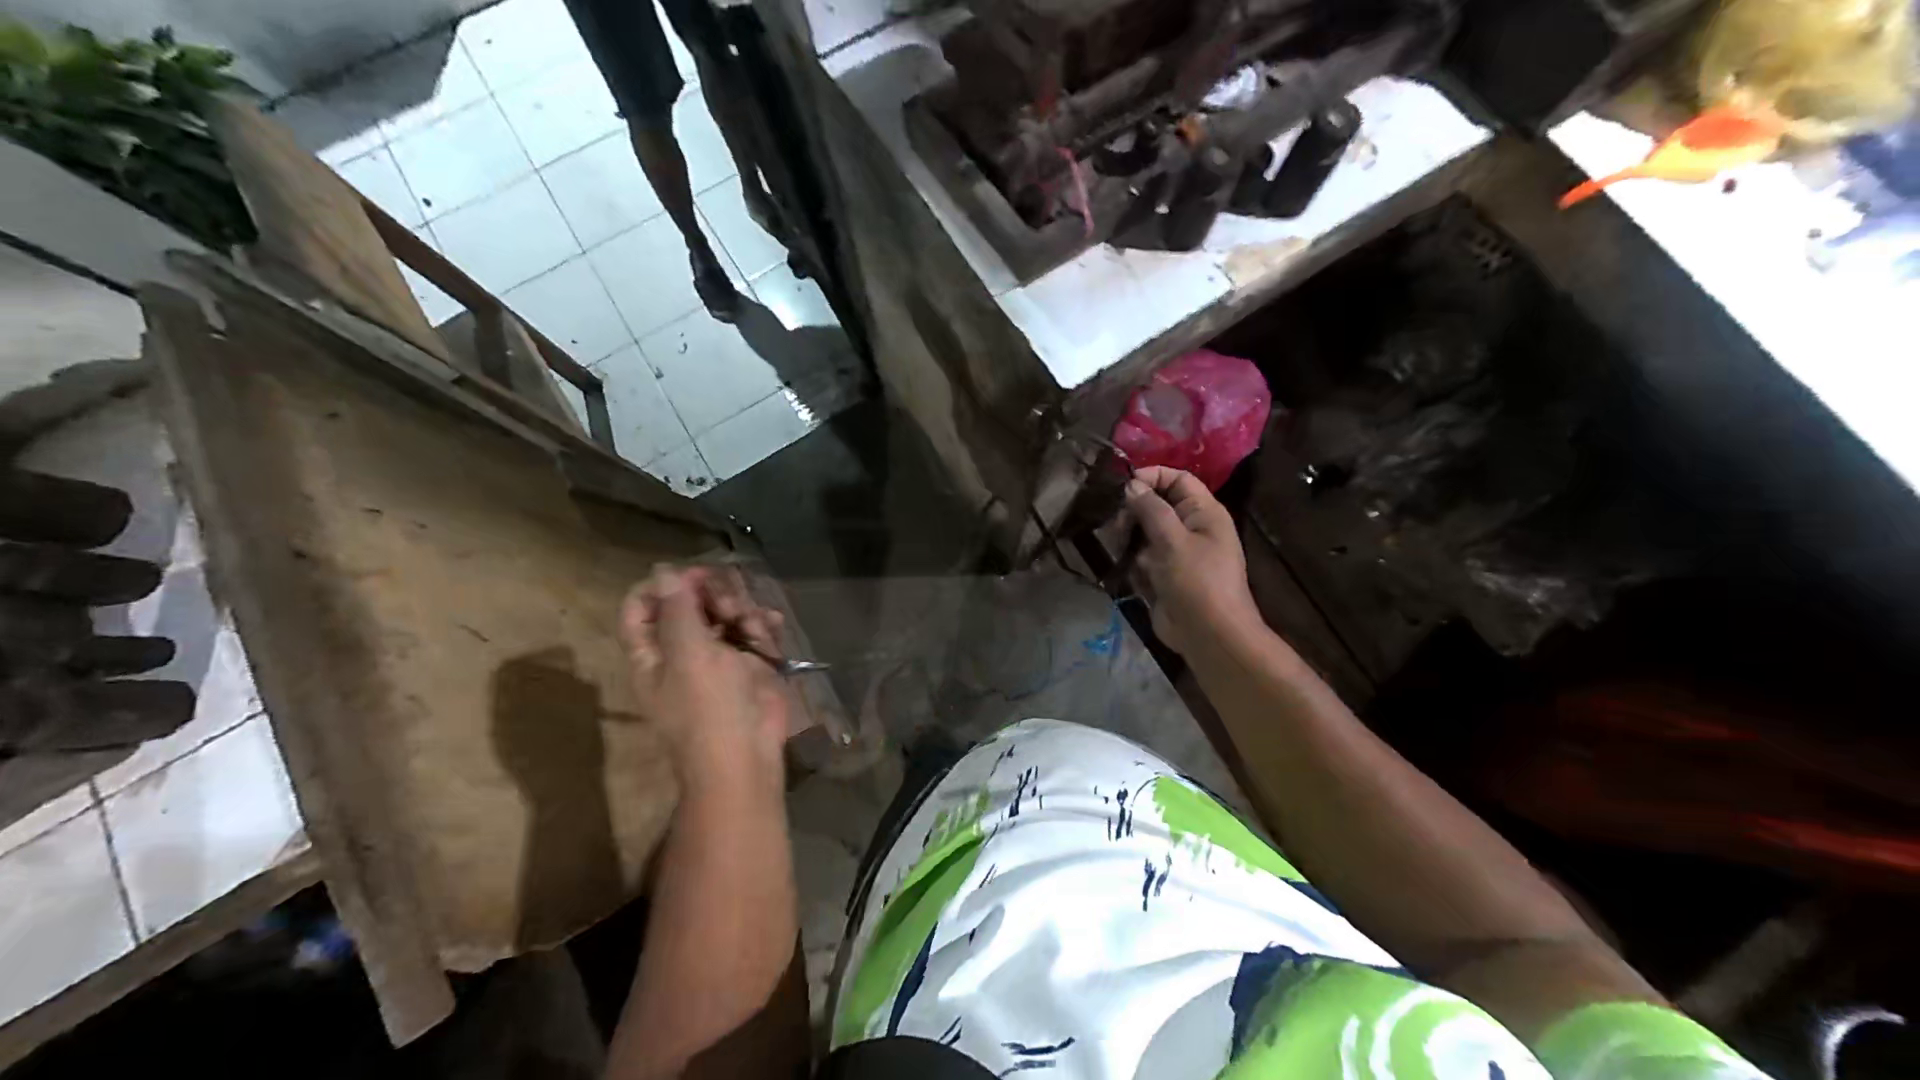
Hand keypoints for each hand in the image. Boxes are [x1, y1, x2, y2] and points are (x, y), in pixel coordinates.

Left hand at [620, 564, 788, 788]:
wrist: (747, 754)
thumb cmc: (709, 707)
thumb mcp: (688, 653)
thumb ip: (677, 609)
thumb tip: (663, 570)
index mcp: (652, 654)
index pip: (641, 608)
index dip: (661, 586)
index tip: (691, 576)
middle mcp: (681, 651)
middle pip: (688, 604)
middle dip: (711, 596)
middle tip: (729, 605)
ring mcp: (717, 658)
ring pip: (723, 613)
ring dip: (741, 609)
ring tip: (754, 625)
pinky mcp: (748, 665)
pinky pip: (752, 632)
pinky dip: (762, 625)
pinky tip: (773, 624)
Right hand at [1124, 466, 1264, 655]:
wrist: (1208, 635)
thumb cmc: (1196, 582)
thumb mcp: (1172, 540)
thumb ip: (1150, 509)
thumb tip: (1131, 485)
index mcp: (1204, 513)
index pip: (1177, 479)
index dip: (1152, 476)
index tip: (1124, 485)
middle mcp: (1191, 529)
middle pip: (1156, 505)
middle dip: (1134, 513)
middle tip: (1119, 527)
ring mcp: (1176, 554)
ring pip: (1143, 533)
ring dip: (1130, 541)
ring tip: (1124, 554)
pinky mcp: (1164, 576)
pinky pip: (1141, 559)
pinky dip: (1134, 565)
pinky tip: (1134, 576)